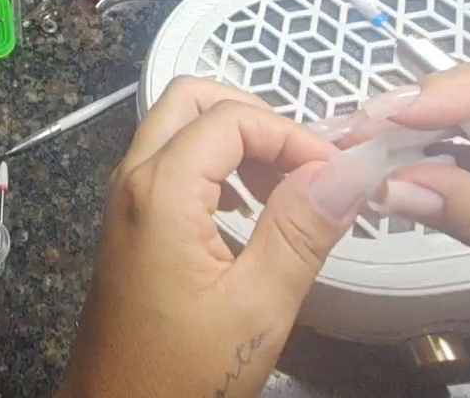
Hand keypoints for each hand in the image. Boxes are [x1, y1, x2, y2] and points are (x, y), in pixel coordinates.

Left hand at [58, 77, 377, 397]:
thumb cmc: (182, 371)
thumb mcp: (256, 308)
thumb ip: (299, 231)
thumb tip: (344, 171)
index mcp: (161, 188)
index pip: (229, 118)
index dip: (289, 133)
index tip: (336, 172)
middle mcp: (133, 173)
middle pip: (191, 99)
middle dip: (253, 117)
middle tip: (304, 165)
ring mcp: (125, 190)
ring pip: (177, 123)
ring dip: (232, 137)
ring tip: (285, 189)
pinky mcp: (129, 211)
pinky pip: (169, 156)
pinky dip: (212, 160)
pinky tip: (249, 207)